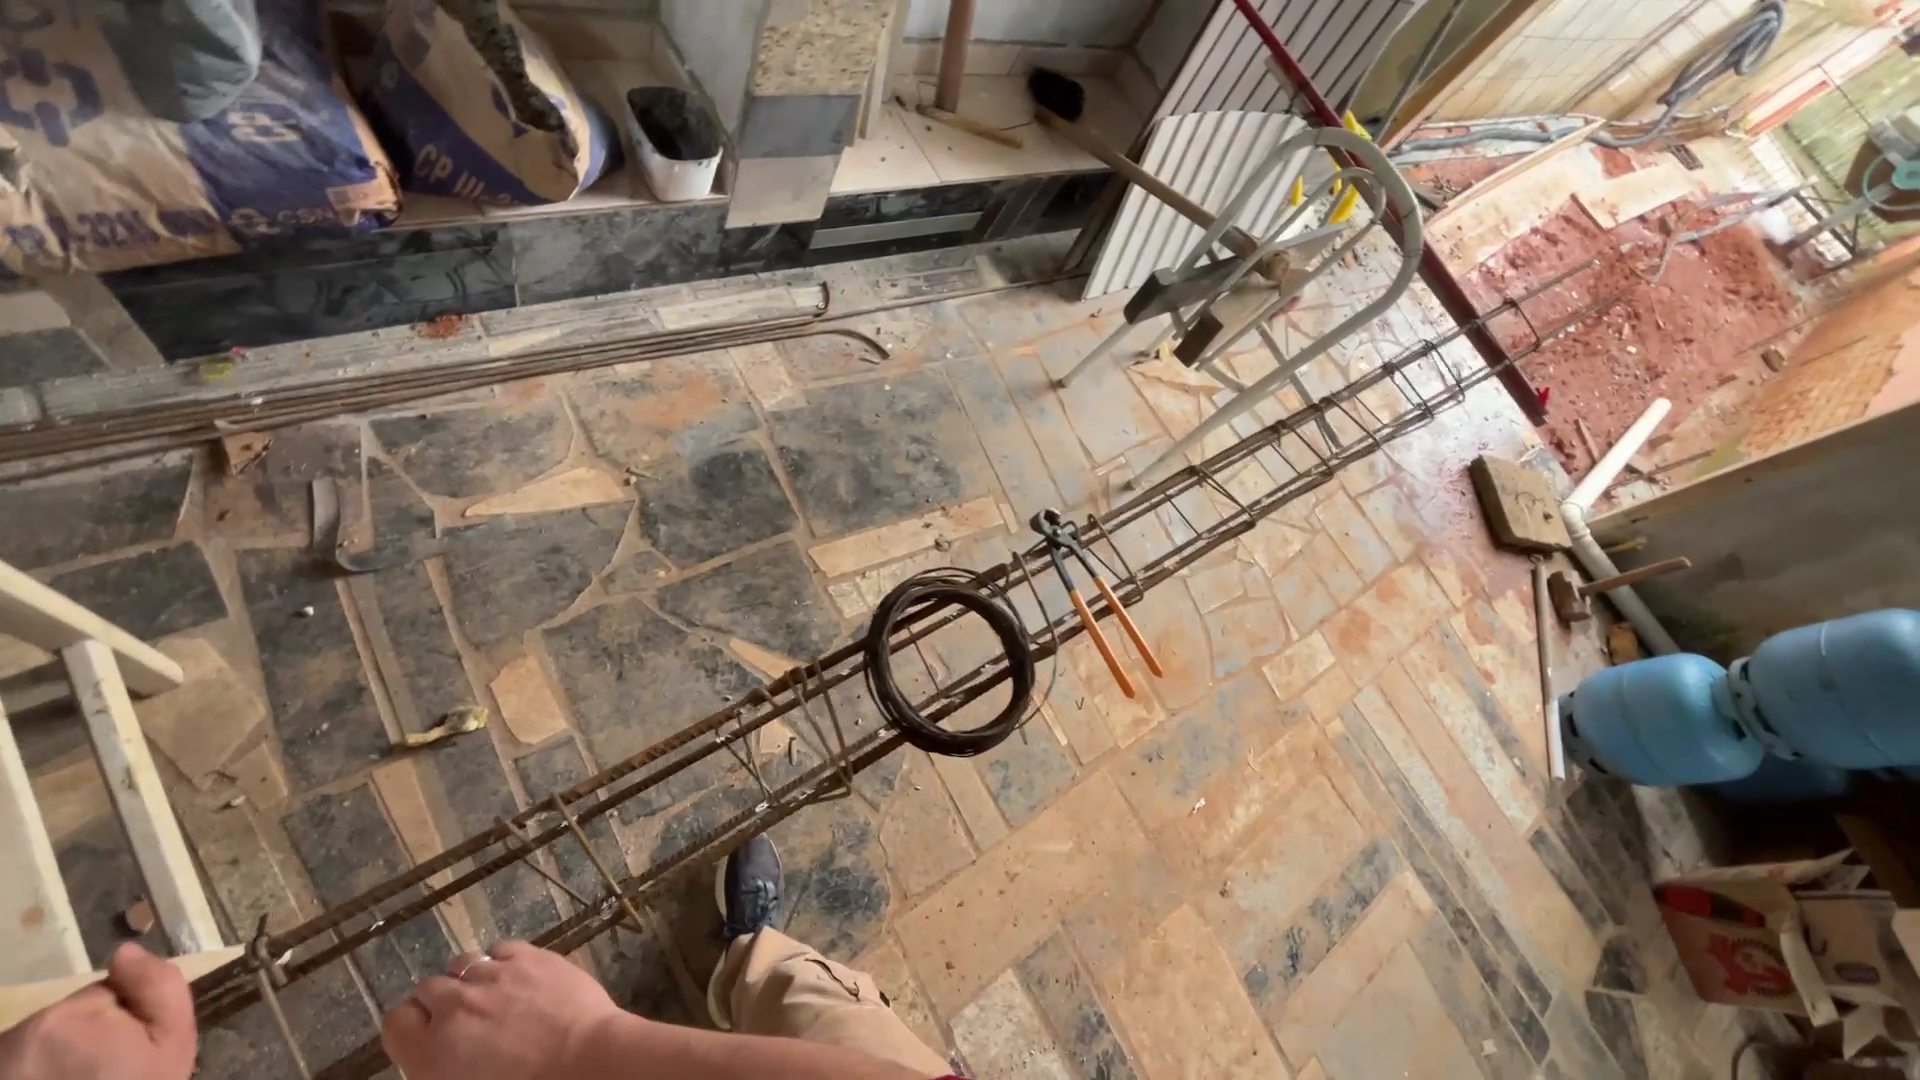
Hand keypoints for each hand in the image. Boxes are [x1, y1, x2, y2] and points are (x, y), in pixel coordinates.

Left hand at [0, 943, 196, 1079]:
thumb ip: (159, 986)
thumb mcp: (172, 1041)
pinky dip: (35, 1072)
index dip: (127, 1015)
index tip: (133, 1047)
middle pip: (67, 1017)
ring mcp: (0, 1058)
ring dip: (56, 1059)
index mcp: (70, 1014)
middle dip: (87, 1037)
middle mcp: (19, 1032)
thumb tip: (127, 951)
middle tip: (107, 1071)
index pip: (106, 990)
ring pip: (39, 1043)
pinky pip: (19, 1062)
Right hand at [382, 941, 624, 1079]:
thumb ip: (440, 1070)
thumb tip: (444, 1055)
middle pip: (428, 988)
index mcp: (431, 1050)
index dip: (410, 1027)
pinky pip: (501, 949)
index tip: (425, 1034)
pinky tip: (516, 977)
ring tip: (489, 995)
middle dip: (439, 1002)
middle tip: (463, 1018)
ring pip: (463, 963)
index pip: (396, 1022)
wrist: (584, 1061)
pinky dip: (502, 961)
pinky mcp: (530, 956)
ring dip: (468, 978)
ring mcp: (495, 975)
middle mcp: (456, 1006)